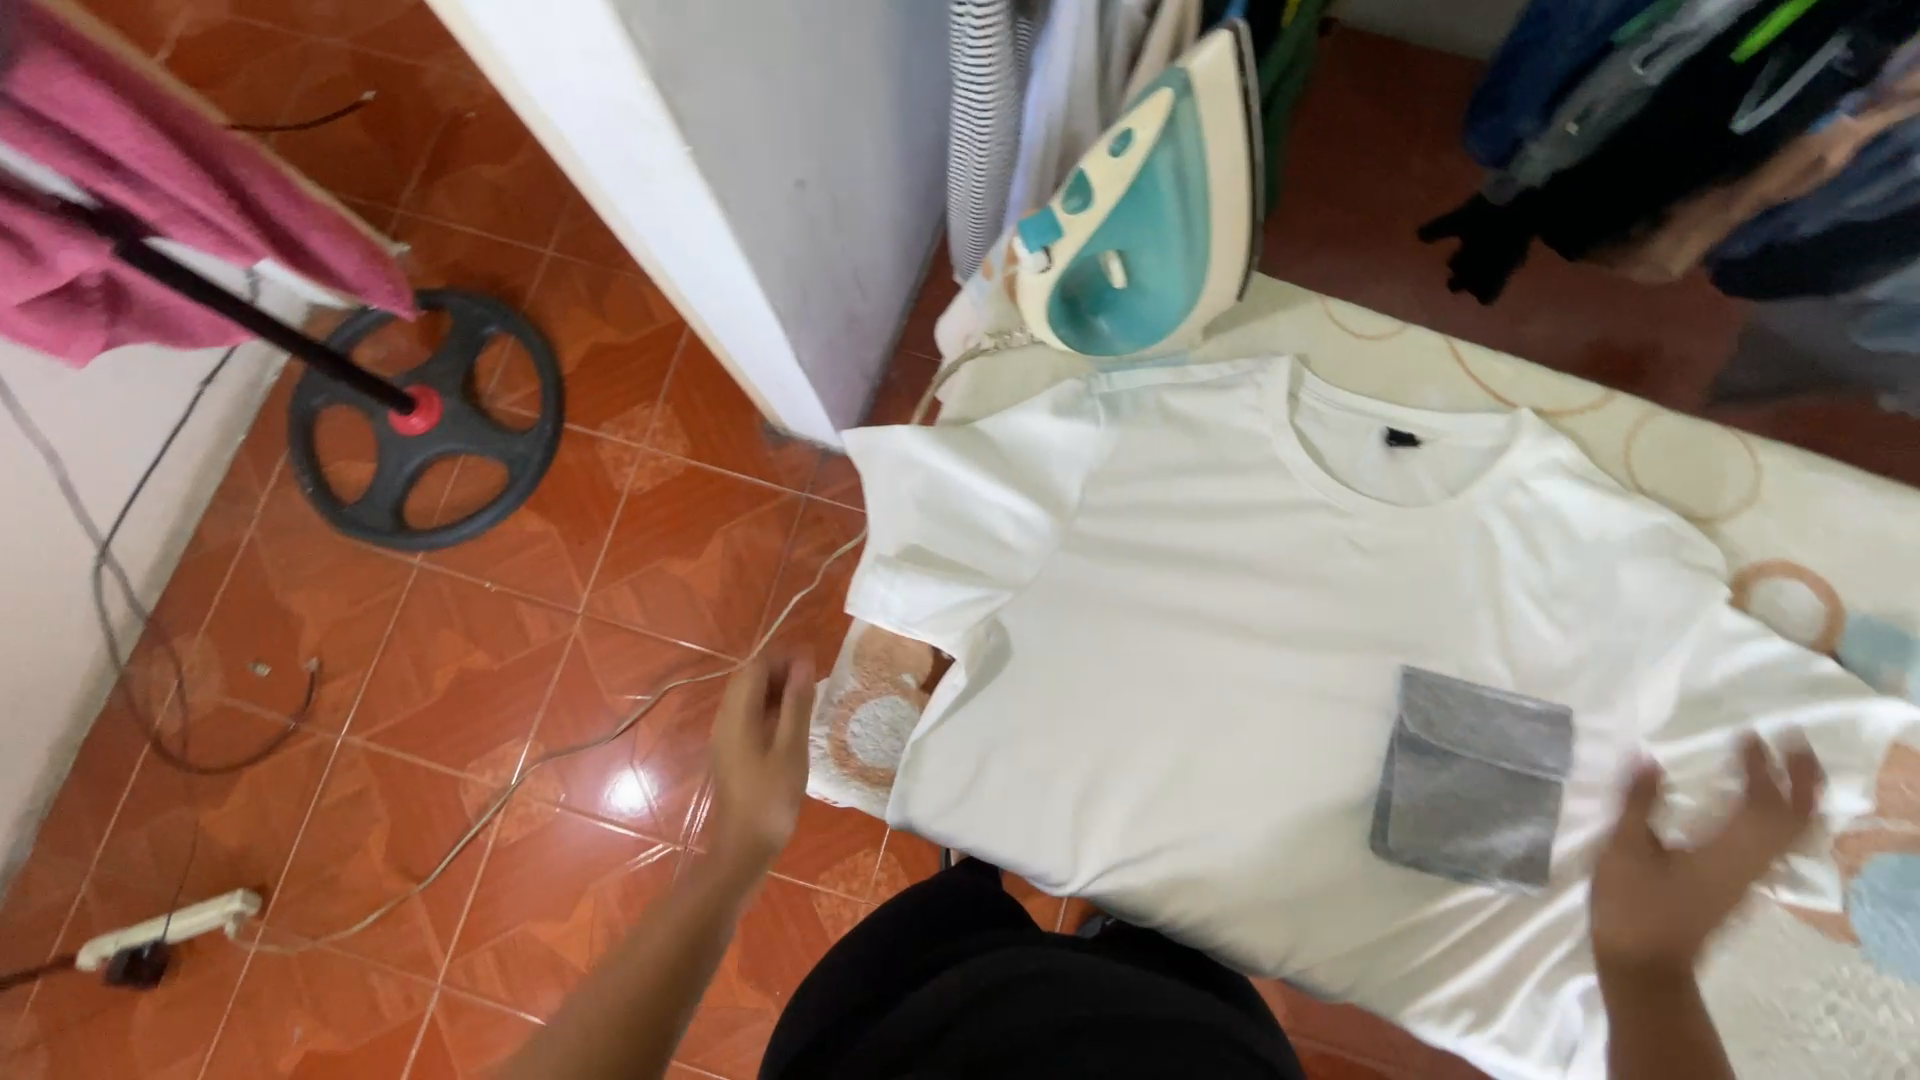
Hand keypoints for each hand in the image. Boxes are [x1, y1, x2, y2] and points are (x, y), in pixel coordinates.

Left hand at [707, 656, 814, 872]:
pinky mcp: (731, 750)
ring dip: (777, 691)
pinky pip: (749, 716)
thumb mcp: (791, 747)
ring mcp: (725, 736)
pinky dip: (771, 709)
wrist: (745, 846)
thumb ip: (797, 702)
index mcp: (736, 715)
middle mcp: (724, 719)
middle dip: (780, 672)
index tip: (814, 666)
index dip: (784, 659)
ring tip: (808, 701)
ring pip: (749, 697)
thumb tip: (804, 662)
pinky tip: (792, 724)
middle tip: (814, 683)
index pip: (755, 667)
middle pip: (749, 679)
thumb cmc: (771, 797)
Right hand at [1590, 733, 1823, 977]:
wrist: (1646, 960)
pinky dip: (1784, 820)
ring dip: (1799, 799)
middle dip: (1802, 780)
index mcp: (1727, 850)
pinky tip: (1764, 812)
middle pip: (1796, 819)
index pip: (1761, 801)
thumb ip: (1638, 802)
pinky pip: (1780, 846)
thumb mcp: (1624, 847)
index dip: (1760, 766)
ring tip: (1789, 770)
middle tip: (1793, 743)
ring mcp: (1751, 877)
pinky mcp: (1742, 885)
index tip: (1748, 734)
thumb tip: (1648, 756)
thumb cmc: (1631, 902)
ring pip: (1795, 834)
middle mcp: (1753, 863)